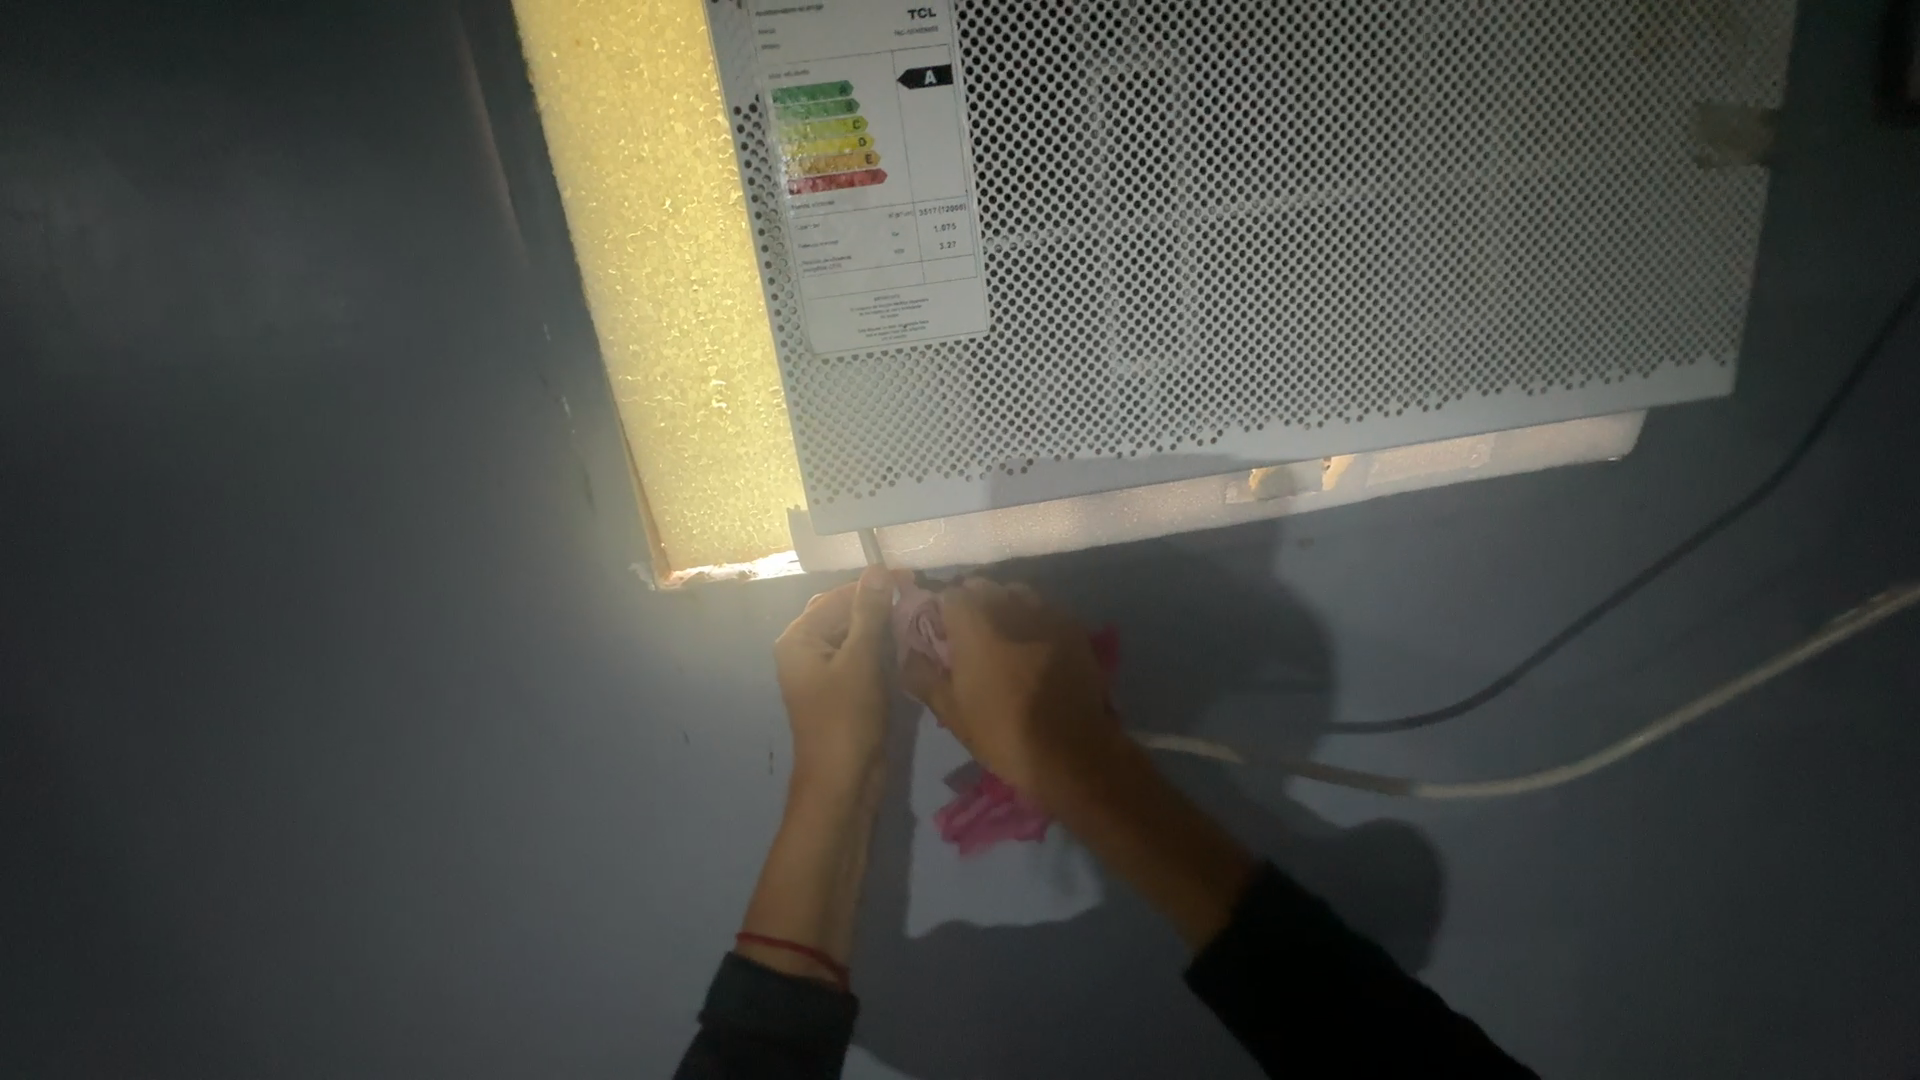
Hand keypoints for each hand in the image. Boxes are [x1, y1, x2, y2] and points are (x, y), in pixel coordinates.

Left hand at [773, 567, 910, 789]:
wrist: (844, 782)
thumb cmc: (846, 718)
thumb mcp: (861, 660)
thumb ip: (870, 612)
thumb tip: (878, 568)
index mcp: (799, 639)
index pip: (837, 597)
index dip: (873, 585)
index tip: (912, 577)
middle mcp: (807, 651)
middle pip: (846, 615)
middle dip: (881, 606)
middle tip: (919, 597)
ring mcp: (826, 672)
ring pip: (859, 637)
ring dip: (886, 628)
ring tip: (920, 618)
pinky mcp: (845, 690)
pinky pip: (865, 659)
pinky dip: (885, 650)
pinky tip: (911, 645)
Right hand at [901, 577, 1118, 801]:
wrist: (1071, 751)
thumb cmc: (1003, 732)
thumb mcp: (951, 712)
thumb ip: (923, 677)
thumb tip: (908, 656)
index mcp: (974, 622)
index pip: (949, 594)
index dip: (940, 611)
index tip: (940, 634)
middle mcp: (1009, 606)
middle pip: (982, 587)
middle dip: (970, 603)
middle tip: (968, 637)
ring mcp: (1045, 613)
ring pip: (1016, 593)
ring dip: (1003, 605)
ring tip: (1002, 636)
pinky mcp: (1073, 627)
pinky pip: (1045, 608)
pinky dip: (1033, 617)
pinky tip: (1033, 643)